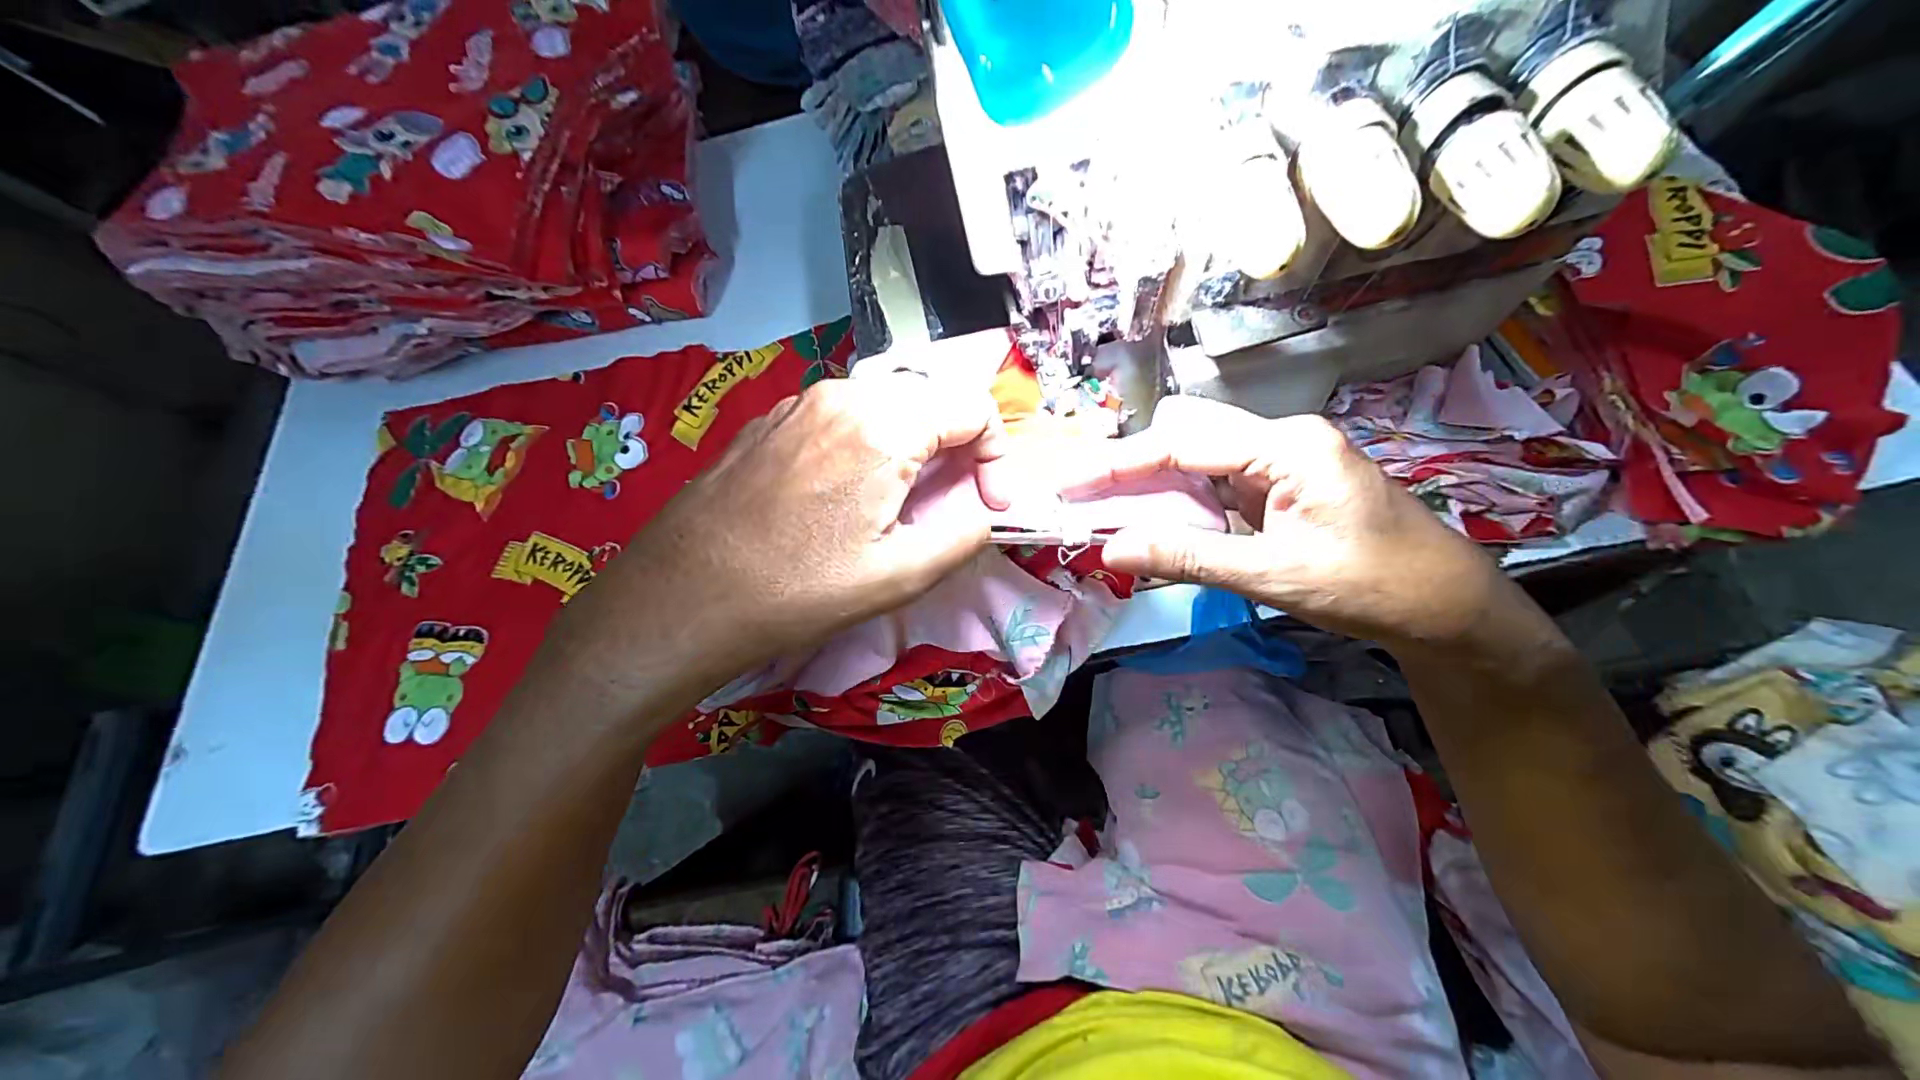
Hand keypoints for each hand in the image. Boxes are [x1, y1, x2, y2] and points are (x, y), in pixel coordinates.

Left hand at [603, 371, 1008, 675]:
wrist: (683, 596)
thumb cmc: (797, 591)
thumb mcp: (900, 575)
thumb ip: (964, 532)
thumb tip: (987, 507)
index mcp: (882, 425)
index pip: (973, 407)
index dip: (996, 456)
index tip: (987, 505)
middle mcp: (841, 396)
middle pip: (929, 400)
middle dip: (955, 448)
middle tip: (948, 505)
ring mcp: (798, 403)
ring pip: (885, 406)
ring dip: (911, 447)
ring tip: (897, 505)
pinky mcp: (770, 421)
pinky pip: (840, 417)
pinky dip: (866, 445)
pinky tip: (844, 496)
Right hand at [1067, 395, 1535, 652]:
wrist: (1448, 607)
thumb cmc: (1371, 586)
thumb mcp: (1273, 575)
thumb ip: (1188, 557)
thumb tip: (1112, 551)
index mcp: (1287, 446)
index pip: (1183, 443)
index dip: (1120, 464)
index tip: (1071, 482)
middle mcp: (1283, 440)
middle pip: (1187, 441)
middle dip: (1132, 470)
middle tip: (1084, 501)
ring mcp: (1285, 461)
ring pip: (1200, 462)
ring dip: (1156, 489)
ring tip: (1108, 514)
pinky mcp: (1284, 484)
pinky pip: (1220, 485)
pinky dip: (1185, 505)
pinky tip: (1159, 526)